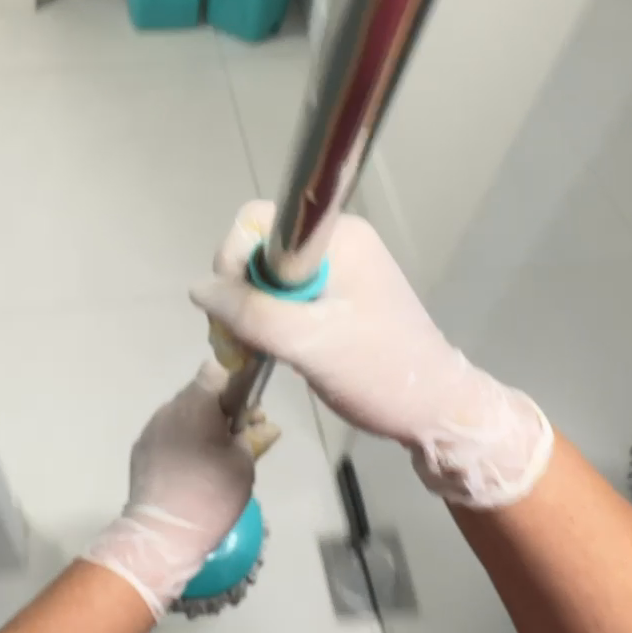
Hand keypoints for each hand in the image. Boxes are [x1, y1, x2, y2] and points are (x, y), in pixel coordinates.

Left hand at [82, 362, 255, 618]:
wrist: (162, 533)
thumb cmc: (210, 495)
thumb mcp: (243, 466)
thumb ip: (254, 437)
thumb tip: (267, 425)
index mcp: (196, 404)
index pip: (217, 370)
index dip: (235, 381)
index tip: (248, 404)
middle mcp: (170, 407)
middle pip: (200, 392)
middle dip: (221, 407)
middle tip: (242, 433)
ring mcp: (152, 428)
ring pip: (183, 413)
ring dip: (202, 424)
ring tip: (218, 454)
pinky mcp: (141, 448)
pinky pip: (168, 432)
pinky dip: (183, 440)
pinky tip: (194, 465)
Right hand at [190, 201, 552, 507]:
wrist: (435, 412)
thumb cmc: (379, 372)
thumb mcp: (308, 342)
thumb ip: (250, 312)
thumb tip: (197, 289)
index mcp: (337, 238)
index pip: (260, 220)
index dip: (233, 257)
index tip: (230, 306)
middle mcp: (333, 244)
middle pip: (257, 249)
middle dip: (235, 294)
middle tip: (233, 343)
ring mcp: (333, 271)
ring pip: (263, 277)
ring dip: (244, 314)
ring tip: (244, 354)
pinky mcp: (330, 298)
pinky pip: (278, 297)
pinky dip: (261, 323)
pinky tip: (259, 351)